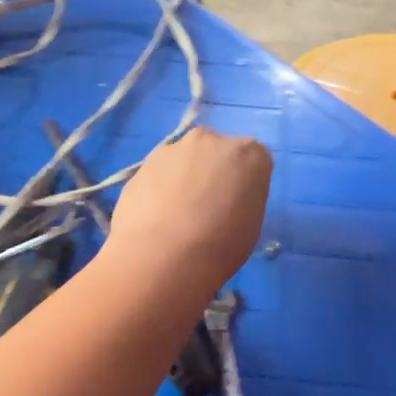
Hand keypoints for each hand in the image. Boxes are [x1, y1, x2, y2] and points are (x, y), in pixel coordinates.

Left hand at [104, 128, 272, 290]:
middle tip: (204, 209)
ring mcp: (173, 148)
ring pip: (184, 160)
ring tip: (173, 216)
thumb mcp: (250, 227)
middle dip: (212, 173)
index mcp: (250, 154)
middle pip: (216, 152)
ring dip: (182, 178)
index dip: (243, 186)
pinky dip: (158, 188)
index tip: (235, 207)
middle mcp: (212, 140)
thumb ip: (243, 201)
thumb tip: (227, 200)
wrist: (161, 255)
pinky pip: (158, 174)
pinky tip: (153, 216)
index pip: (253, 163)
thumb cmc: (219, 247)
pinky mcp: (142, 162)